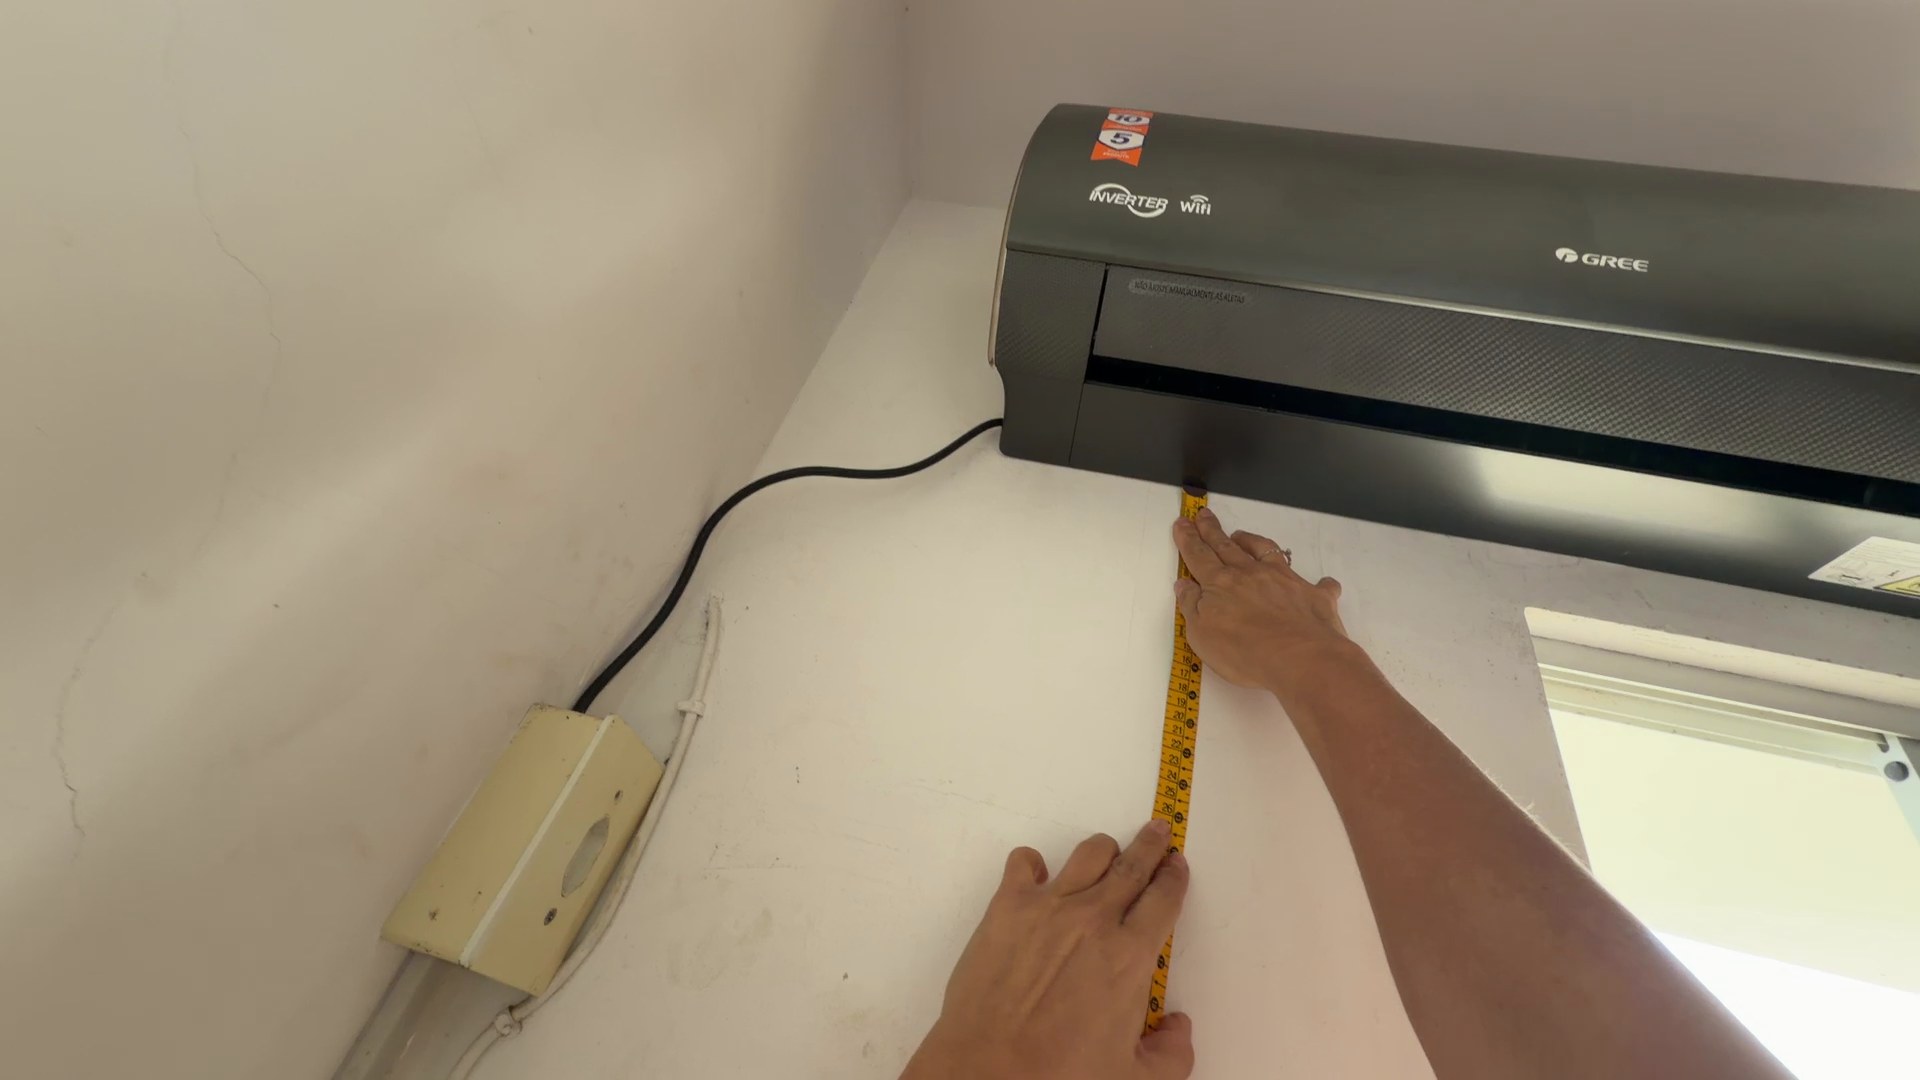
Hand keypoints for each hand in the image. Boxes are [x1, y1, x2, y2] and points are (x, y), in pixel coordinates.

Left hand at [901, 821, 1193, 1079]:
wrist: (991, 1071)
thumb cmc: (1065, 1078)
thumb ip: (1171, 1054)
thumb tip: (1180, 1026)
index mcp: (1130, 956)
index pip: (1163, 900)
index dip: (1174, 878)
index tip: (1177, 864)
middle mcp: (1093, 918)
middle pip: (1131, 865)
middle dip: (1150, 845)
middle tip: (1158, 830)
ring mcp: (1048, 904)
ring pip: (1087, 854)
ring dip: (1104, 849)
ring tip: (1108, 852)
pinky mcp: (1008, 903)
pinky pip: (1024, 861)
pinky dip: (1034, 863)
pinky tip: (1038, 876)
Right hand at [1171, 507, 1350, 693]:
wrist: (1300, 660)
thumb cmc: (1244, 652)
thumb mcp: (1201, 635)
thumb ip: (1191, 606)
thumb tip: (1184, 584)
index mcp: (1220, 583)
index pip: (1199, 556)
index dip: (1188, 539)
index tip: (1182, 523)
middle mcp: (1250, 574)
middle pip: (1226, 547)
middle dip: (1212, 530)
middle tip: (1204, 514)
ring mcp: (1283, 580)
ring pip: (1265, 551)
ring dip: (1251, 541)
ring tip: (1242, 535)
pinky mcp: (1313, 594)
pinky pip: (1318, 583)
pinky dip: (1319, 582)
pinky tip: (1321, 583)